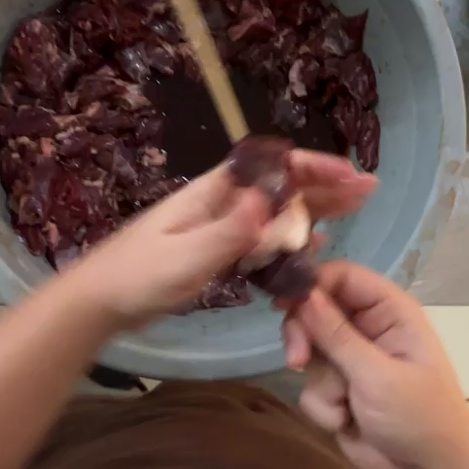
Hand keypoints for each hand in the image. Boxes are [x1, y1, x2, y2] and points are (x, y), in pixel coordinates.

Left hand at [57, 150, 378, 328]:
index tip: (349, 173)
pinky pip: (261, 241)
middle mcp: (221, 203)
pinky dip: (289, 241)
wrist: (100, 301)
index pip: (272, 169)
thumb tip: (268, 200)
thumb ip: (228, 232)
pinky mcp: (215, 252)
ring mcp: (218, 227)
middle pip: (280, 187)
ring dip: (313, 210)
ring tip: (352, 209)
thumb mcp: (185, 256)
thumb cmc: (138, 276)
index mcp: (214, 193)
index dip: (312, 167)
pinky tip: (311, 247)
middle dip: (324, 185)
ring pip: (275, 212)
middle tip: (368, 189)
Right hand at [282, 263, 468, 468]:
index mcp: (391, 311)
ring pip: (310, 350)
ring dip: (321, 381)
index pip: (343, 276)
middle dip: (305, 337)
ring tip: (342, 406)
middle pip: (316, 309)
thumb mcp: (377, 375)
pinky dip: (324, 405)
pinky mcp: (339, 390)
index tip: (282, 303)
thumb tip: (302, 293)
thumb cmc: (419, 420)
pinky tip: (346, 422)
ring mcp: (353, 359)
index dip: (311, 284)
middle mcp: (370, 327)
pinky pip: (311, 384)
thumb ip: (336, 334)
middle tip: (297, 361)